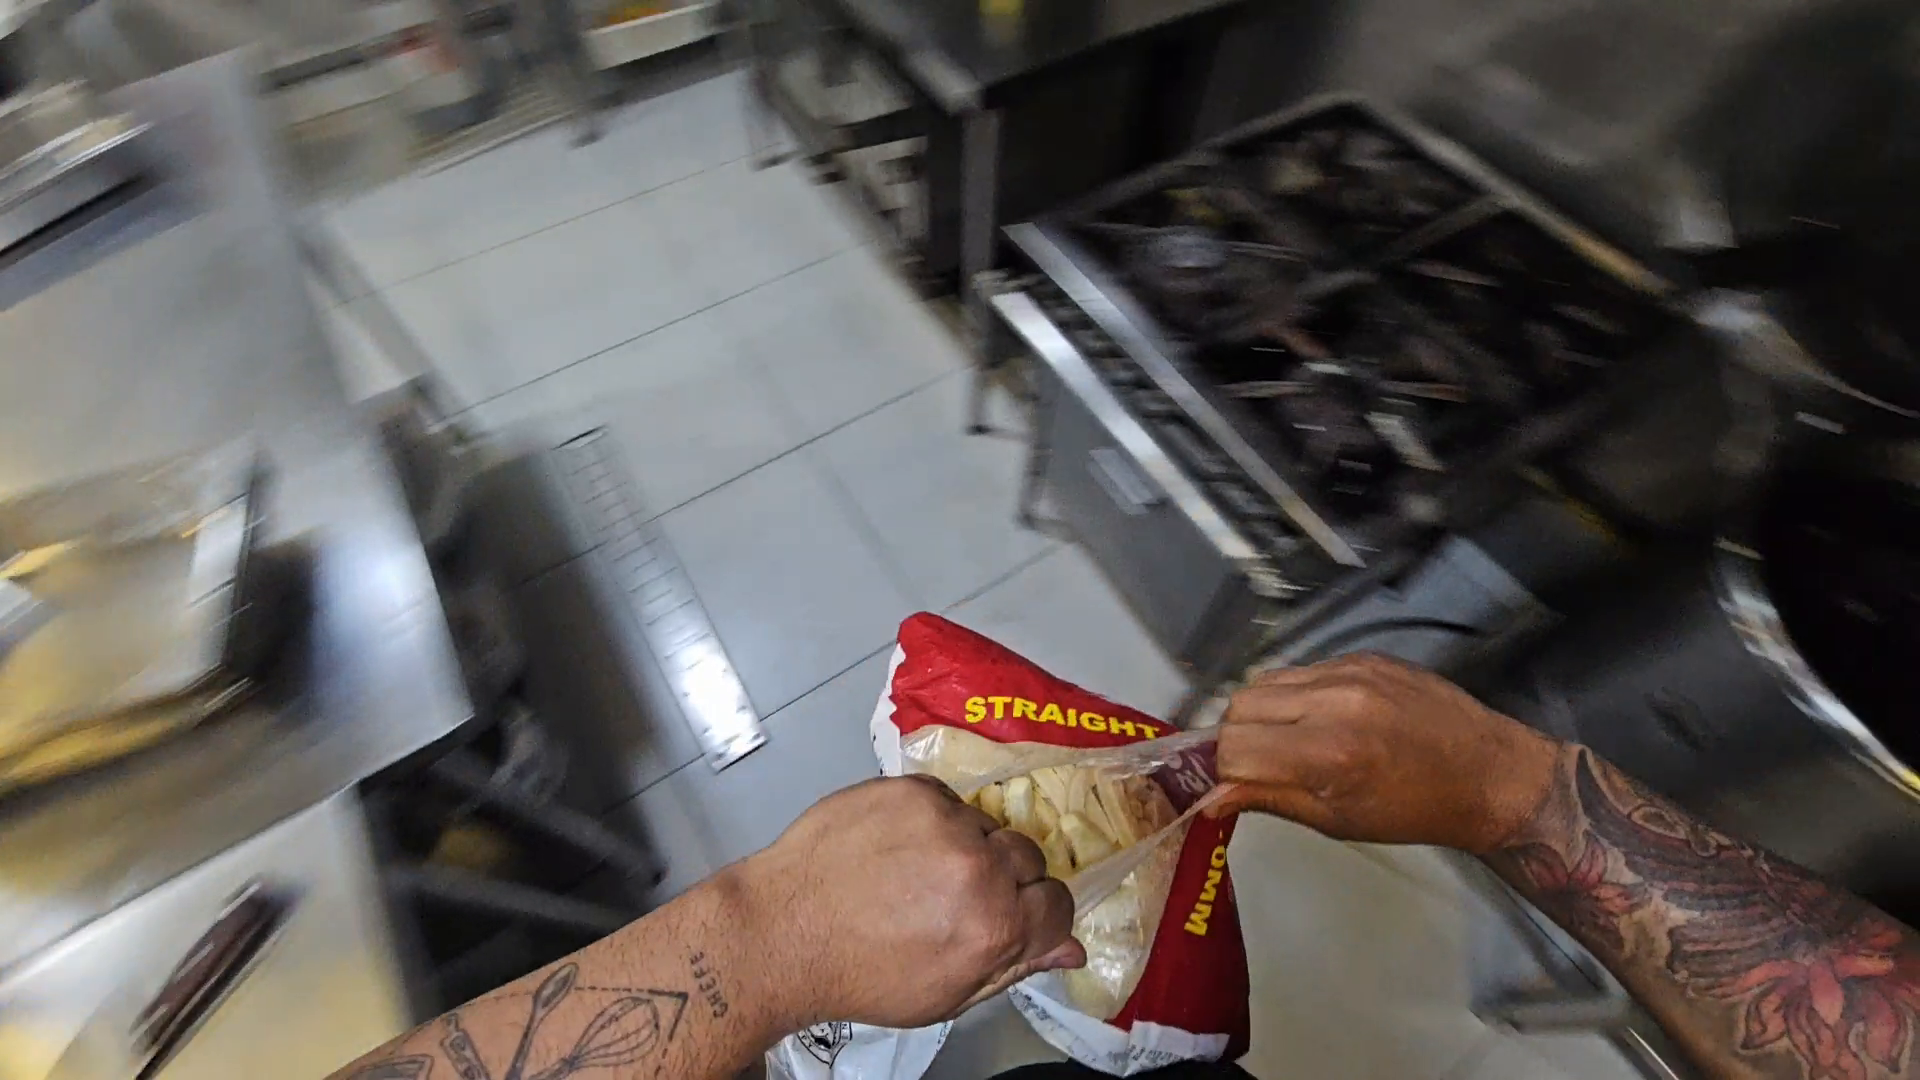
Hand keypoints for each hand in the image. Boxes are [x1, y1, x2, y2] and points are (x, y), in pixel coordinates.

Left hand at [739, 775, 1085, 1029]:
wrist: (786, 927)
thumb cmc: (864, 974)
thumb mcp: (947, 993)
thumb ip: (1015, 964)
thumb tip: (1071, 947)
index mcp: (994, 925)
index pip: (1059, 902)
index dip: (1038, 912)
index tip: (1016, 913)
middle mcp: (978, 866)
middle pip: (1028, 856)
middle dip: (1004, 875)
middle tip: (958, 892)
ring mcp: (944, 820)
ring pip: (985, 824)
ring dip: (965, 844)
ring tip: (918, 867)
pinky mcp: (912, 789)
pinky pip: (947, 799)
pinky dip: (932, 818)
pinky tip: (898, 843)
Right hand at [1207, 653, 1564, 853]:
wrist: (1493, 774)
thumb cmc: (1415, 812)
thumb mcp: (1338, 821)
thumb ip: (1268, 799)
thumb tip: (1209, 798)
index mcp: (1328, 754)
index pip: (1234, 748)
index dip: (1226, 770)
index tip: (1238, 784)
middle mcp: (1331, 701)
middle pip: (1238, 707)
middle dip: (1237, 738)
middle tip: (1261, 762)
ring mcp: (1346, 671)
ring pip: (1261, 682)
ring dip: (1260, 713)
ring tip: (1289, 737)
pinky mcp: (1359, 655)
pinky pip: (1297, 670)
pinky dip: (1292, 695)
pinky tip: (1320, 716)